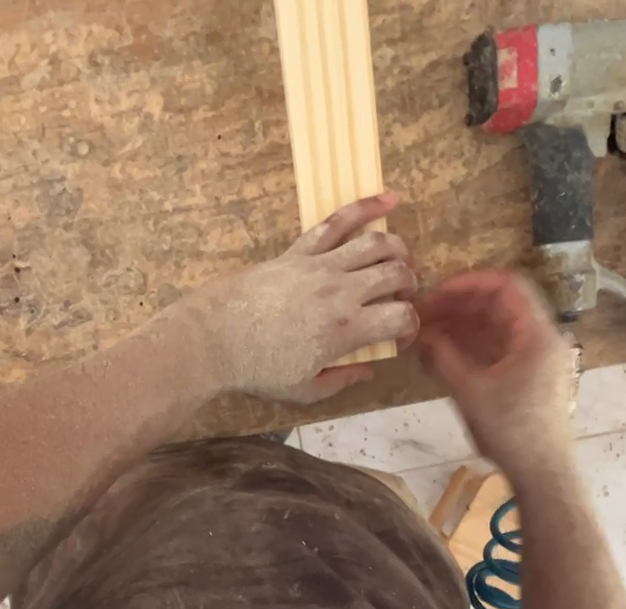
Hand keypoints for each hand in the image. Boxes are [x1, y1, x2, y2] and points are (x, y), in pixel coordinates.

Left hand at [172, 193, 417, 402]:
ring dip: (398, 250)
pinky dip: (366, 207)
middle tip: (401, 298)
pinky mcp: (300, 251)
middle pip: (397, 275)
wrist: (215, 339)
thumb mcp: (304, 391)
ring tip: (400, 261)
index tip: (400, 337)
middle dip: (409, 286)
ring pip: (377, 244)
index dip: (410, 327)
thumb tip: (368, 370)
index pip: (401, 318)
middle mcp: (341, 292)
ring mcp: (321, 266)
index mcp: (346, 330)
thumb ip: (341, 380)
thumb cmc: (258, 369)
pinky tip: (388, 200)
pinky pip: (338, 221)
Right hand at [415, 270, 579, 467]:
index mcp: (536, 335)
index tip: (435, 294)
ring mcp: (535, 359)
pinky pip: (497, 350)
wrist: (541, 472)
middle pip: (499, 305)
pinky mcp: (527, 378)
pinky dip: (471, 347)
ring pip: (496, 328)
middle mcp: (541, 339)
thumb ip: (443, 358)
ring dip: (462, 327)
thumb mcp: (470, 392)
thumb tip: (420, 336)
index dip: (467, 284)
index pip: (505, 286)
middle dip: (459, 306)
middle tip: (423, 314)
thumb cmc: (511, 432)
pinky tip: (442, 354)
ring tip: (426, 334)